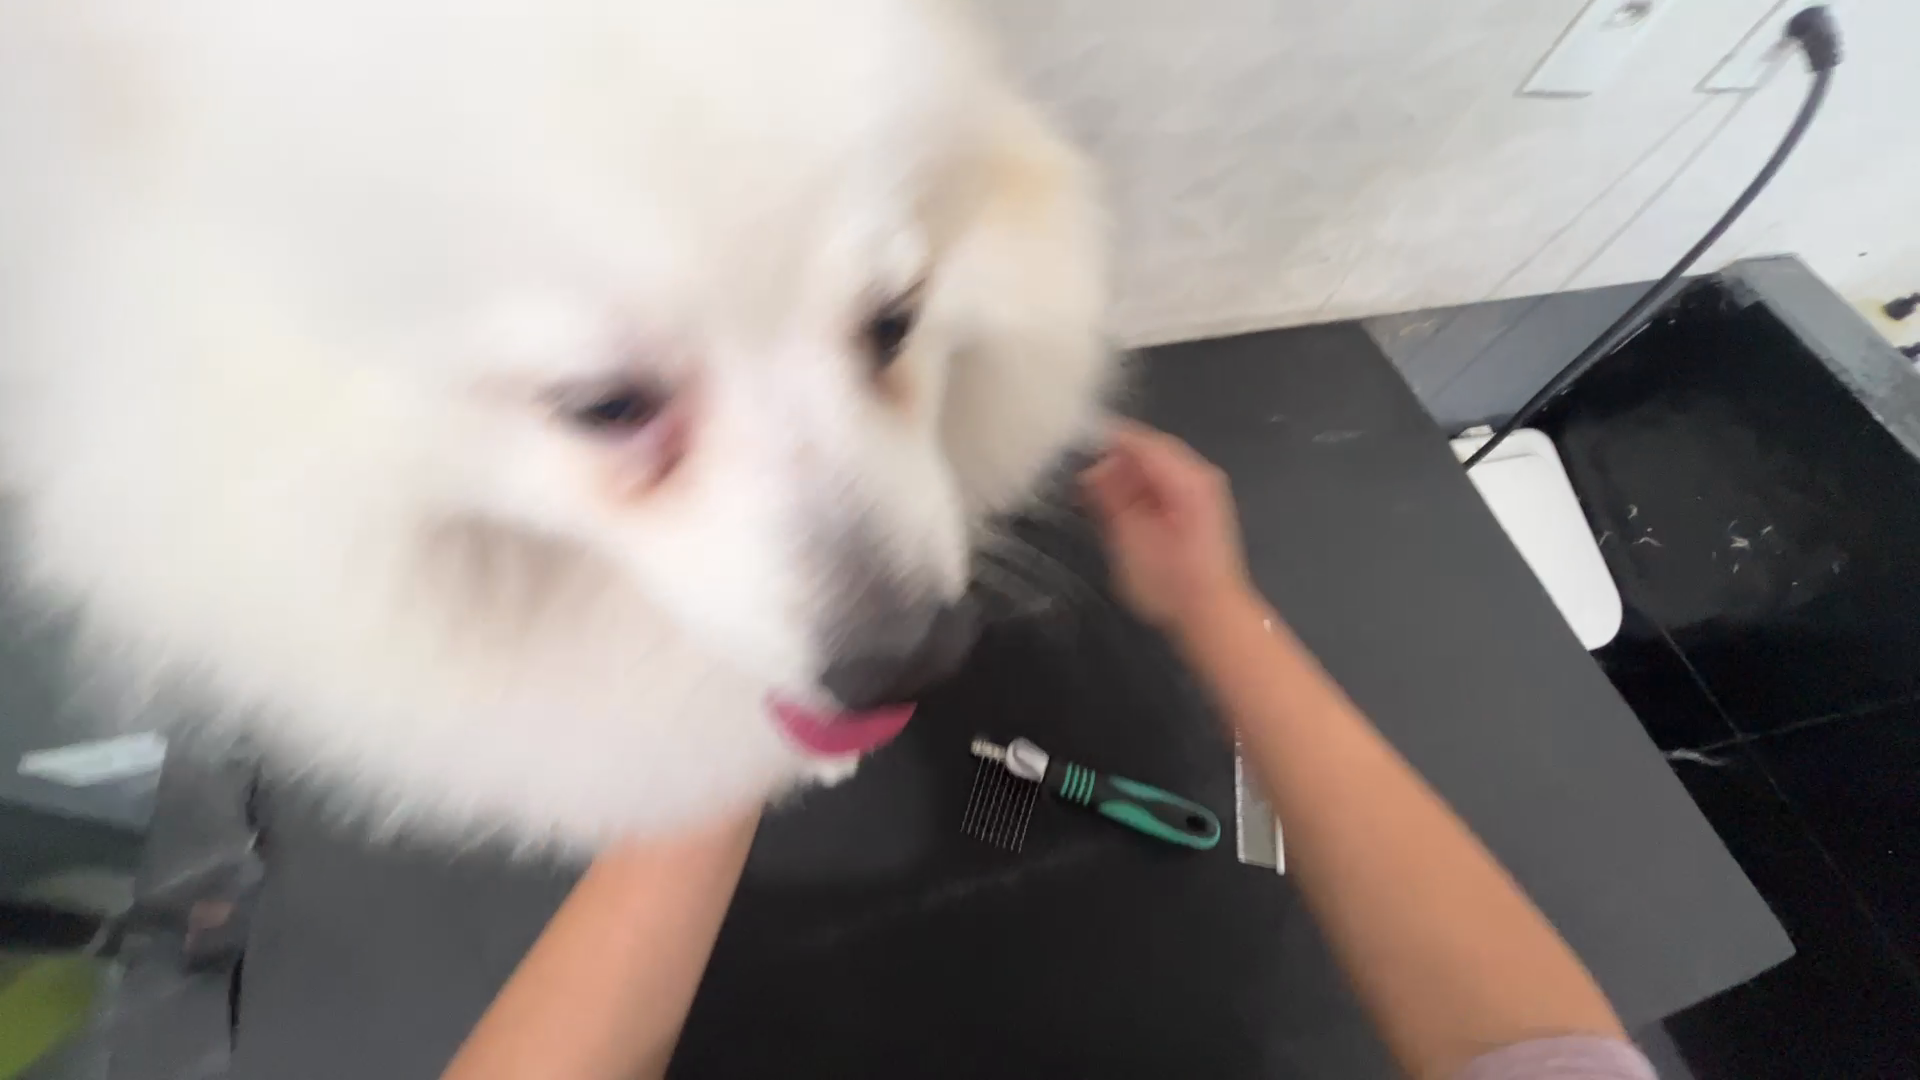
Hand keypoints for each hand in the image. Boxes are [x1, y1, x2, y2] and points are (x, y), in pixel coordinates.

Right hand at [1080, 421, 1254, 634]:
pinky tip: (1114, 504)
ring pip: (1153, 467)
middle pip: (1149, 451)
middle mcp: (1197, 476)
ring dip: (1121, 475)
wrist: (1210, 615)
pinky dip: (1135, 489)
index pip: (1140, 441)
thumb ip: (1110, 498)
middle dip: (1111, 459)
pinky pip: (1160, 484)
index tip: (1070, 443)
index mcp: (1186, 478)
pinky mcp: (1194, 509)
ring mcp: (1199, 492)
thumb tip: (1091, 469)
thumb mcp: (1129, 539)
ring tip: (1089, 493)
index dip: (1105, 438)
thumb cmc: (1169, 581)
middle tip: (1077, 478)